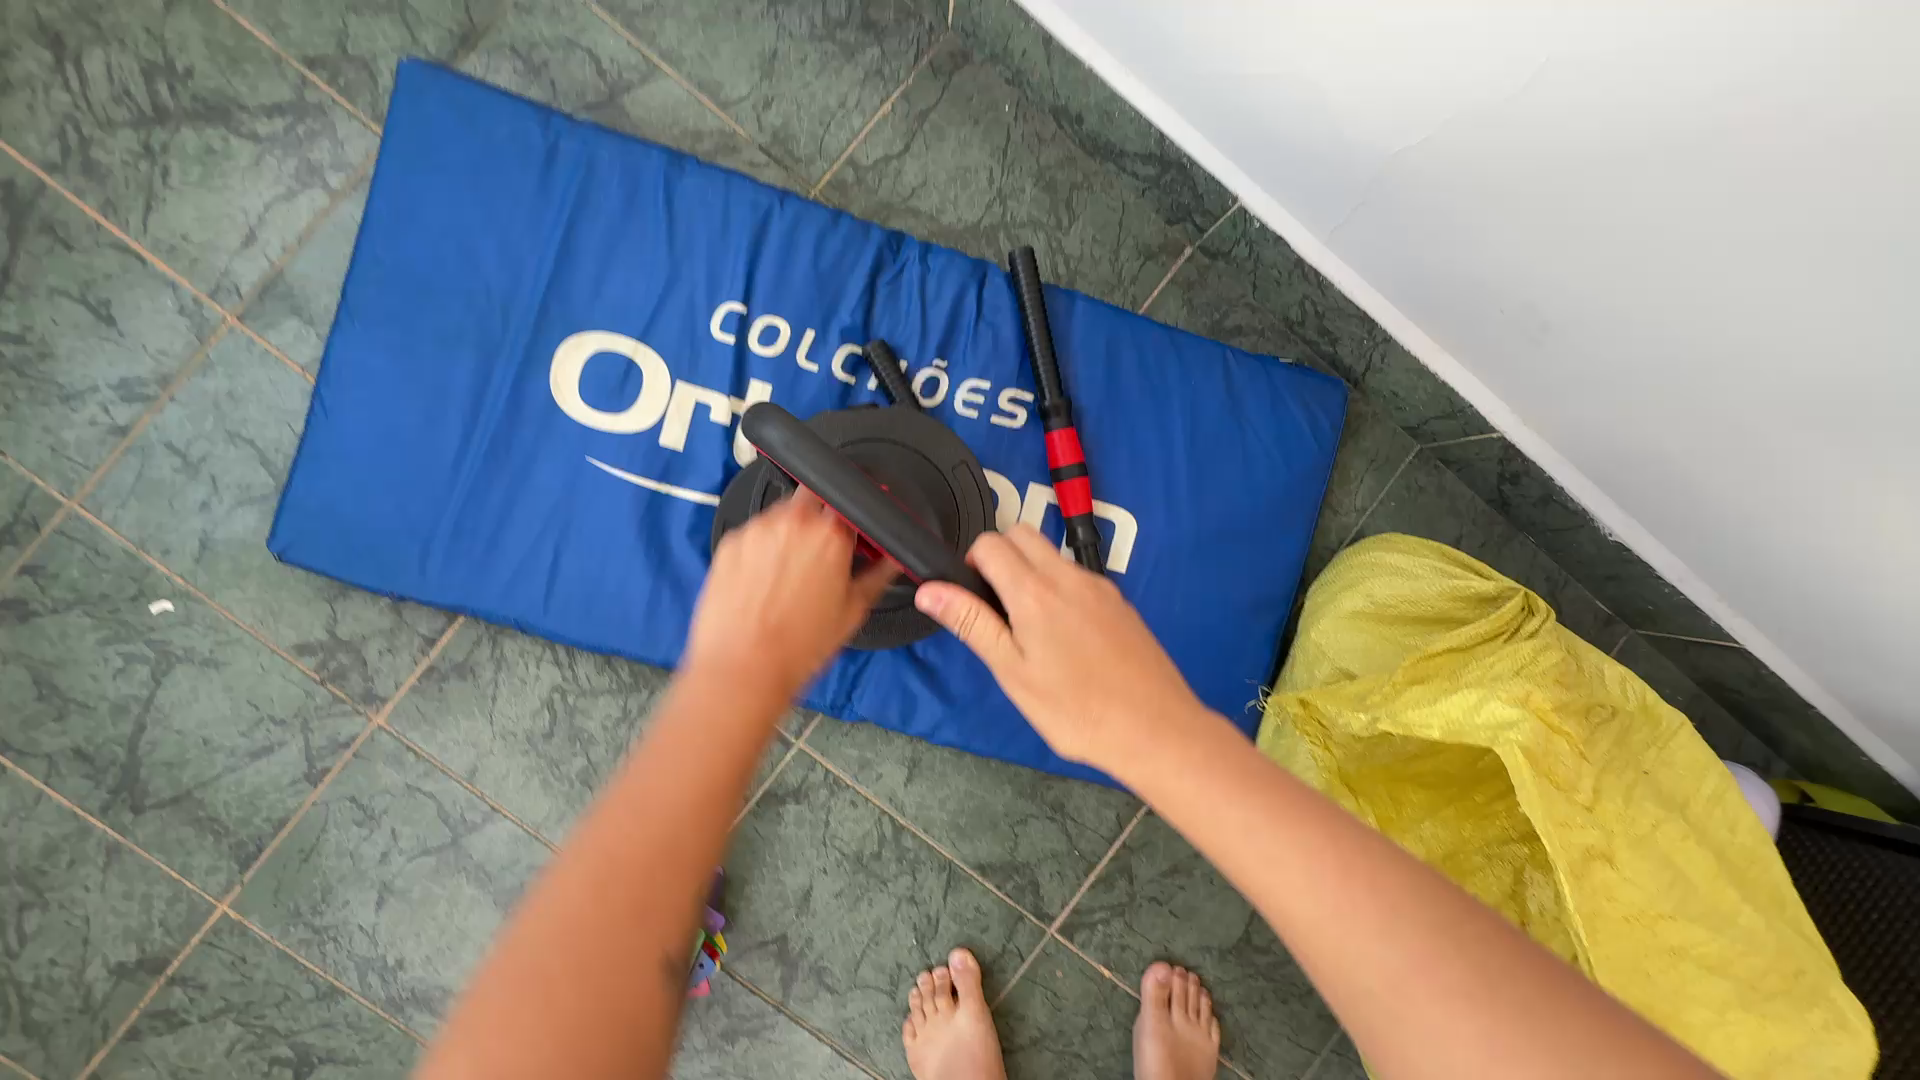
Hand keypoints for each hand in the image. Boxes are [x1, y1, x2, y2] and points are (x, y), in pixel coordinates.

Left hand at [684, 492, 894, 699]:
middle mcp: (793, 521)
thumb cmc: (796, 646)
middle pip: (815, 497)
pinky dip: (762, 546)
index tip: (856, 536)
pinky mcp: (730, 542)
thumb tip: (893, 561)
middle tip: (822, 550)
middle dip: (822, 515)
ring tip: (790, 572)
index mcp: (831, 534)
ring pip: (782, 513)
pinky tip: (765, 579)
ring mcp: (758, 529)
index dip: (856, 523)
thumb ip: (878, 576)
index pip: (852, 507)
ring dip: (791, 530)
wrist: (742, 667)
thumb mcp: (853, 611)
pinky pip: (754, 532)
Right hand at [913, 526, 1212, 771]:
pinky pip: (1078, 577)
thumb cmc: (1075, 710)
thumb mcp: (1012, 671)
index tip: (973, 601)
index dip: (971, 563)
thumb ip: (971, 623)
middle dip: (1000, 556)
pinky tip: (1067, 639)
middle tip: (997, 609)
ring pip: (1052, 555)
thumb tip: (928, 589)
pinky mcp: (1119, 602)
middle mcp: (1068, 575)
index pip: (990, 542)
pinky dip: (1059, 589)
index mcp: (1034, 591)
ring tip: (1031, 630)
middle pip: (1022, 534)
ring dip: (1030, 572)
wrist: (1155, 728)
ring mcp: (1099, 586)